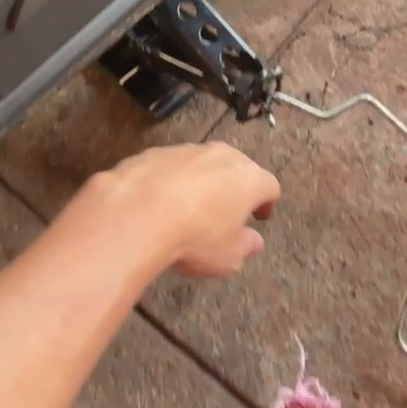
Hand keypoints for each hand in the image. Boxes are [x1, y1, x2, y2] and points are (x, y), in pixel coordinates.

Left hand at [79, 142, 279, 277]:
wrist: (137, 212)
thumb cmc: (194, 238)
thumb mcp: (227, 258)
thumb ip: (245, 247)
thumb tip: (253, 241)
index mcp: (248, 178)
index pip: (269, 186)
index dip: (266, 202)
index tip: (259, 217)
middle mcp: (222, 156)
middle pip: (237, 167)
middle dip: (235, 187)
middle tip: (226, 212)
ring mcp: (188, 149)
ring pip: (203, 163)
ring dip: (202, 181)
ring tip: (189, 208)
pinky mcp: (157, 151)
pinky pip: (173, 166)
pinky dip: (172, 180)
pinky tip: (160, 203)